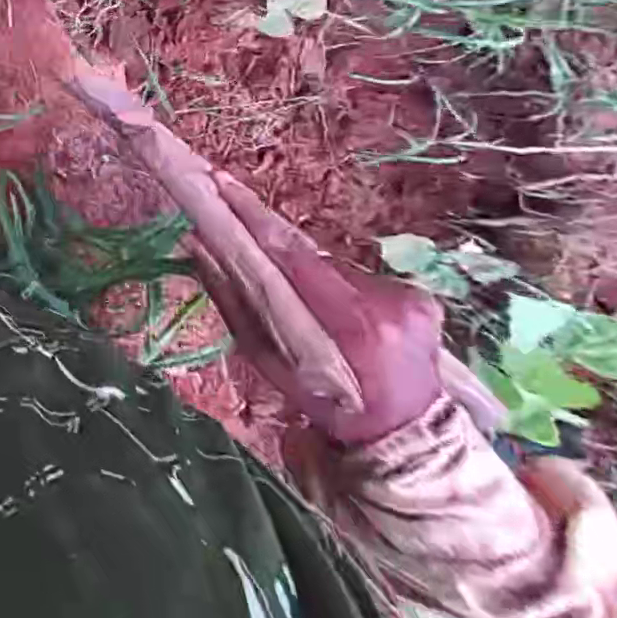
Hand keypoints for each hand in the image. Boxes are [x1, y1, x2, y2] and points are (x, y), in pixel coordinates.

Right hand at [215, 171, 443, 443]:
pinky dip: (329, 282)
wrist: (408, 434)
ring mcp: (408, 294)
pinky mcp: (419, 295)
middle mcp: (386, 298)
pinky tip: (322, 304)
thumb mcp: (267, 359)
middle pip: (309, 252)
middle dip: (268, 236)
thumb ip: (233, 302)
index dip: (252, 215)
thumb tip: (198, 248)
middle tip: (231, 208)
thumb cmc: (325, 401)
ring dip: (300, 266)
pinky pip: (354, 276)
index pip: (291, 251)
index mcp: (350, 319)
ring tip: (282, 283)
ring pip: (331, 264)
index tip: (221, 183)